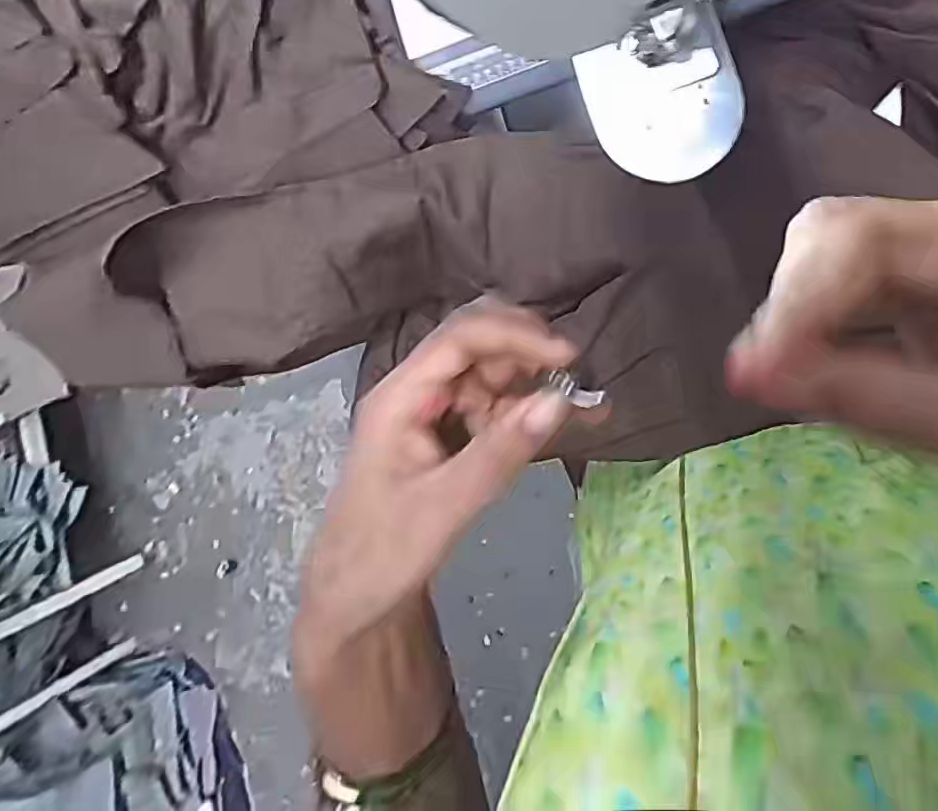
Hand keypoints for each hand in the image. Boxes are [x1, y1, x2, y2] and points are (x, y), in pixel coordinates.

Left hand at [294, 300, 586, 776]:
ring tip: (583, 404)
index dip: (515, 335)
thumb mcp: (444, 507)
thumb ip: (500, 453)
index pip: (460, 339)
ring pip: (495, 370)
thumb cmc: (382, 556)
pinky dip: (534, 408)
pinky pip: (501, 404)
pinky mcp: (456, 430)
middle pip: (479, 343)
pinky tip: (573, 420)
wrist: (355, 601)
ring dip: (537, 380)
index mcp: (401, 397)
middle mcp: (420, 391)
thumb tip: (559, 400)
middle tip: (574, 375)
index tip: (567, 356)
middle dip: (529, 350)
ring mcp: (439, 409)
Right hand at [726, 197, 937, 520]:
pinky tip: (809, 354)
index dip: (802, 294)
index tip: (763, 362)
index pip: (865, 236)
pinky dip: (815, 314)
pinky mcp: (920, 273)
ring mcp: (937, 245)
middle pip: (838, 227)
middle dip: (793, 294)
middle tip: (767, 364)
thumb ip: (859, 394)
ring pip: (831, 247)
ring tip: (783, 364)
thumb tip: (752, 376)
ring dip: (797, 304)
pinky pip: (845, 276)